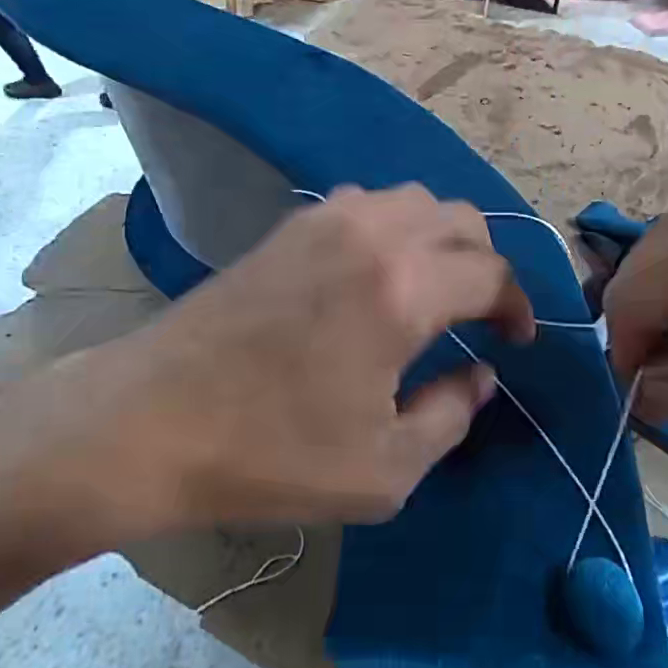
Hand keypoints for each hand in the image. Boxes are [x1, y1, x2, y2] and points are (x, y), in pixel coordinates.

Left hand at [0, 185, 534, 556]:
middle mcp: (371, 234)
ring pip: (412, 198)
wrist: (150, 420)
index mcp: (403, 288)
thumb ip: (451, 413)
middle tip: (480, 312)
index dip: (517, 306)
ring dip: (439, 235)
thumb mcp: (384, 469)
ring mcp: (324, 221)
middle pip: (460, 217)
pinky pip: (365, 203)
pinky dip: (392, 226)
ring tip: (432, 285)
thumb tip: (481, 375)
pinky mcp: (288, 226)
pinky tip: (374, 271)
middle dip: (485, 262)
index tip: (516, 341)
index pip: (491, 273)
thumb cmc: (270, 454)